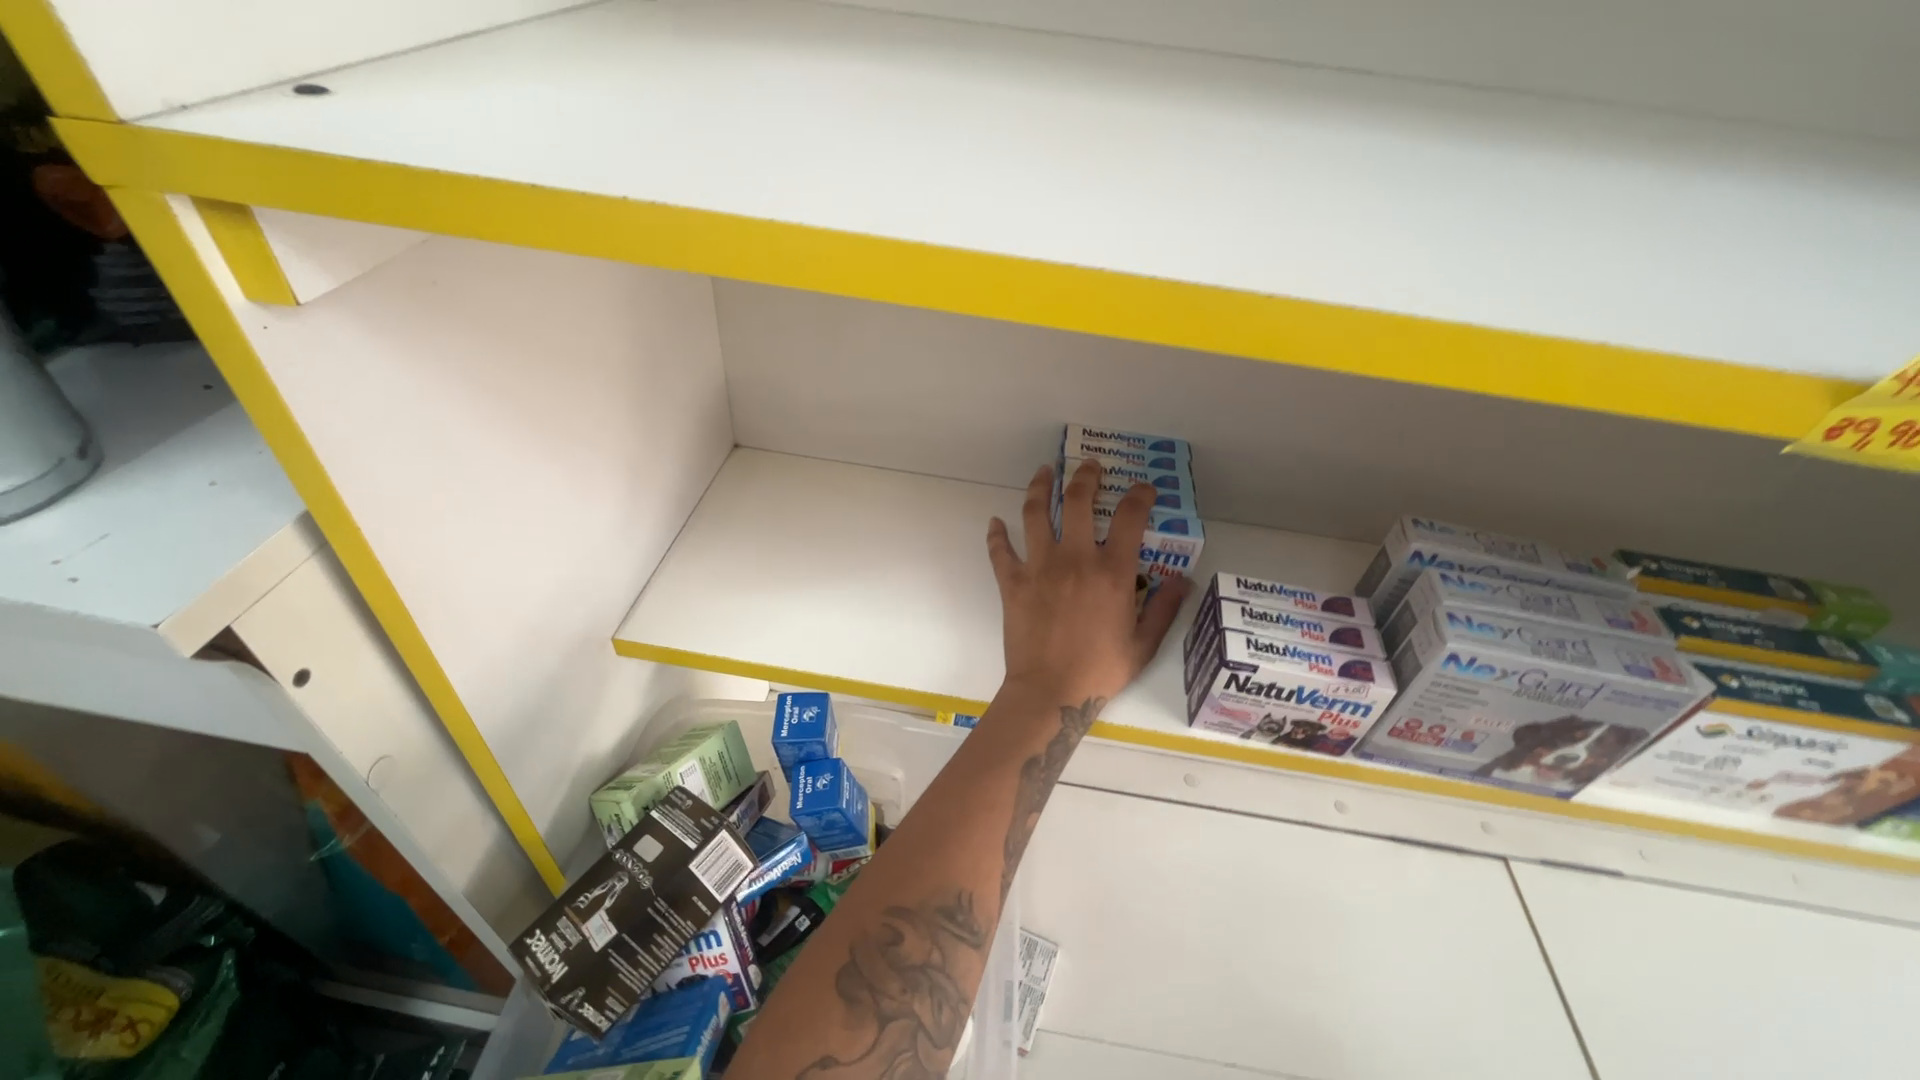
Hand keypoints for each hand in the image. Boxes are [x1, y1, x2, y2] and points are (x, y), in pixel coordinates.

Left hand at [985, 460, 1190, 704]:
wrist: (1050, 692)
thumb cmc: (1100, 671)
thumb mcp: (1143, 644)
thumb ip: (1163, 608)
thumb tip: (1183, 581)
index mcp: (1112, 572)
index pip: (1130, 517)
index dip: (1140, 495)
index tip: (1144, 488)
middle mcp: (1075, 560)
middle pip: (1078, 502)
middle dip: (1085, 476)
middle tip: (1089, 466)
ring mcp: (1039, 568)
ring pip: (1035, 514)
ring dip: (1039, 488)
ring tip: (1043, 473)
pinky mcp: (1012, 583)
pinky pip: (1001, 551)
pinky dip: (997, 535)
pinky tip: (995, 522)